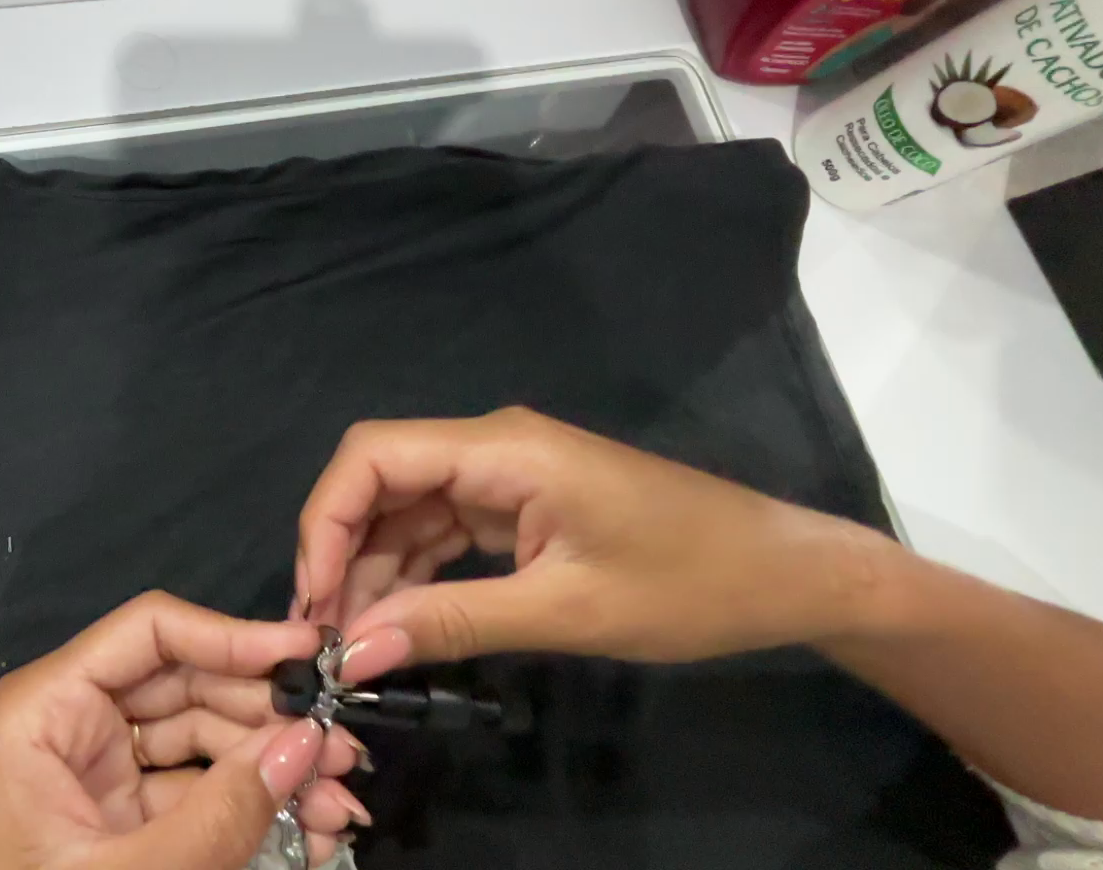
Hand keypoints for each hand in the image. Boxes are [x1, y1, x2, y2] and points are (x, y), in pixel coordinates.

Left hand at [0, 591, 373, 869]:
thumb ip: (217, 816)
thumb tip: (305, 743)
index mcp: (51, 704)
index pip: (153, 630)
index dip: (233, 634)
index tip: (308, 655)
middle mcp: (77, 720)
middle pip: (189, 686)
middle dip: (269, 716)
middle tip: (344, 742)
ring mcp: (101, 771)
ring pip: (202, 742)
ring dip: (271, 766)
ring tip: (341, 799)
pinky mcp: (120, 819)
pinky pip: (195, 795)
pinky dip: (248, 808)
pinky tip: (307, 829)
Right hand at [293, 407, 899, 681]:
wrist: (789, 575)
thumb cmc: (690, 583)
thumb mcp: (566, 612)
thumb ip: (453, 622)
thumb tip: (356, 653)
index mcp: (500, 449)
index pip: (375, 454)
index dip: (327, 516)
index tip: (313, 593)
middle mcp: (487, 448)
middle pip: (380, 480)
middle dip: (342, 550)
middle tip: (324, 631)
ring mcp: (499, 475)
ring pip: (404, 511)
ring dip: (373, 570)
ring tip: (354, 641)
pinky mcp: (512, 505)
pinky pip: (439, 532)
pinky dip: (412, 575)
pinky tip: (398, 622)